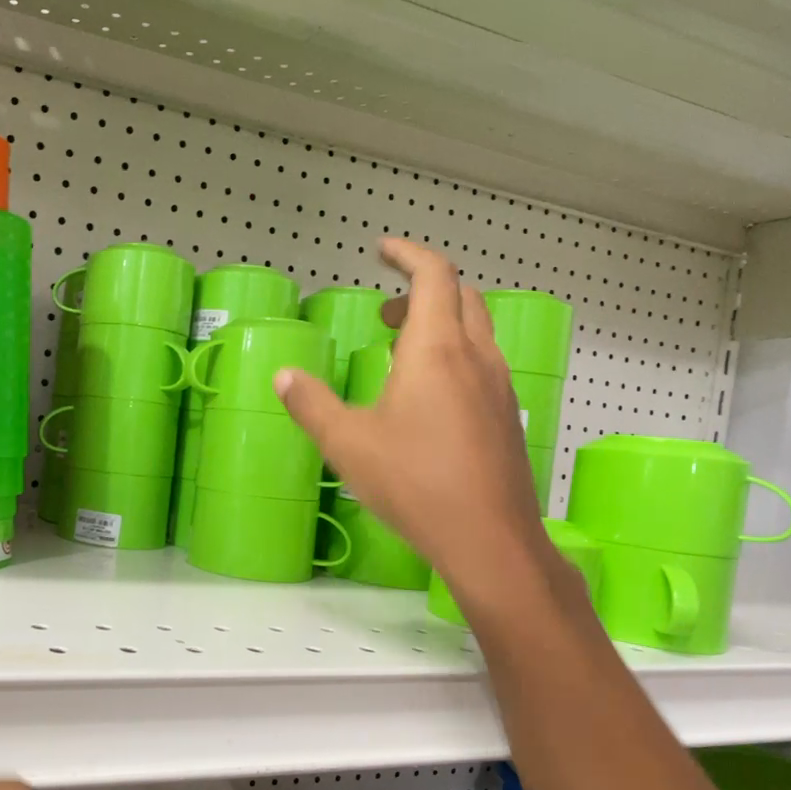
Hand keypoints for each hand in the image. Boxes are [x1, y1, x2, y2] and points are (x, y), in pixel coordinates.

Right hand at [276, 238, 553, 597]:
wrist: (489, 539)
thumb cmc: (414, 483)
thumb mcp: (347, 444)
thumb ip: (312, 404)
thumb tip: (284, 376)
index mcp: (436, 350)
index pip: (434, 276)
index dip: (408, 254)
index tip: (381, 250)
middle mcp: (475, 357)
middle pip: (461, 295)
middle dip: (422, 289)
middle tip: (385, 312)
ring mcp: (498, 386)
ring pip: (475, 329)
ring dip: (440, 322)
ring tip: (400, 351)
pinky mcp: (506, 416)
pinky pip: (482, 362)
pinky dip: (453, 354)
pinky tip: (426, 397)